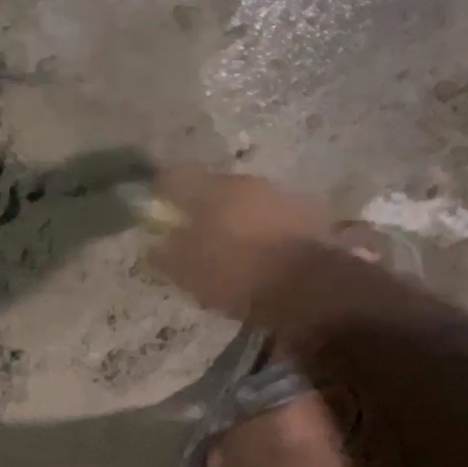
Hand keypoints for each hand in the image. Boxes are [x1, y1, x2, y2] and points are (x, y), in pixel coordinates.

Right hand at [151, 166, 330, 317]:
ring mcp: (283, 196)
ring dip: (235, 217)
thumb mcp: (185, 271)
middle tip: (193, 231)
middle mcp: (247, 183)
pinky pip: (274, 216)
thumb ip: (163, 253)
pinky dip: (262, 228)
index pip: (173, 177)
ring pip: (246, 201)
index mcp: (211, 189)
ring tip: (229, 244)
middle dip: (202, 206)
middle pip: (214, 188)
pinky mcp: (312, 215)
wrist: (312, 289)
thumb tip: (154, 244)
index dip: (159, 192)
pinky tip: (260, 251)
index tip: (155, 210)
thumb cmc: (236, 273)